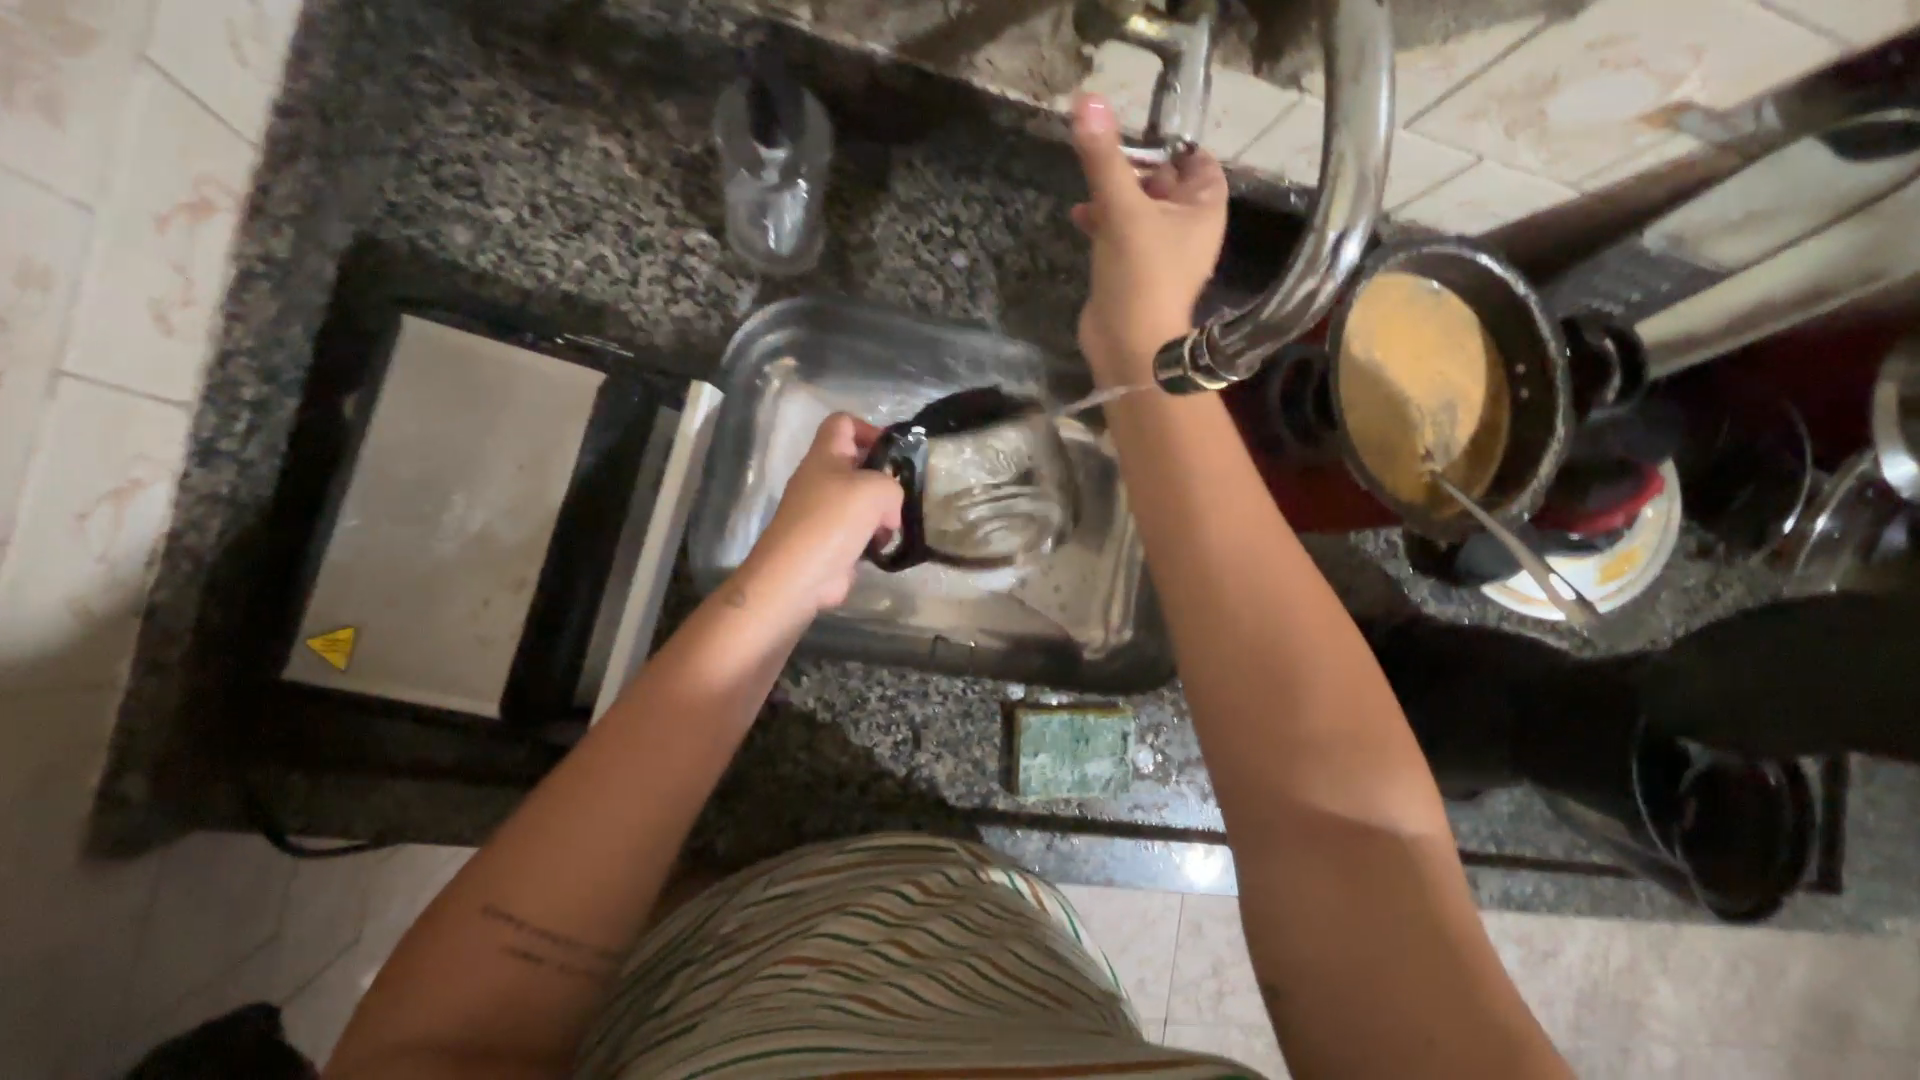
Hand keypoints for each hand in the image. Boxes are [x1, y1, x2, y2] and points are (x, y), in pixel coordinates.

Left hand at [736, 413, 903, 615]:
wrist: (798, 574)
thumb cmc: (833, 520)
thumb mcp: (875, 489)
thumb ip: (892, 486)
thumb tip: (888, 513)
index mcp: (824, 455)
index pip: (843, 423)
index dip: (869, 428)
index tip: (893, 451)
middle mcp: (820, 479)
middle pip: (857, 464)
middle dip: (883, 478)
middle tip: (902, 494)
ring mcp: (822, 511)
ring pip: (861, 500)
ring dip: (882, 512)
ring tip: (893, 526)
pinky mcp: (829, 540)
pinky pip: (858, 530)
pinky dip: (872, 537)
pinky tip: (882, 547)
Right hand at [1070, 94, 1229, 386]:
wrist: (1128, 344)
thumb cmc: (1140, 274)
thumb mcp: (1122, 209)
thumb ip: (1105, 157)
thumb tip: (1087, 101)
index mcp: (1204, 210)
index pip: (1200, 163)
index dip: (1177, 145)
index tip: (1145, 129)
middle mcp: (1188, 229)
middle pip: (1166, 183)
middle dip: (1138, 167)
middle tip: (1108, 150)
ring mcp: (1160, 253)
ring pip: (1140, 209)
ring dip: (1116, 193)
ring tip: (1089, 178)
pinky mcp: (1133, 271)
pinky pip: (1122, 234)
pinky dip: (1103, 221)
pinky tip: (1079, 214)